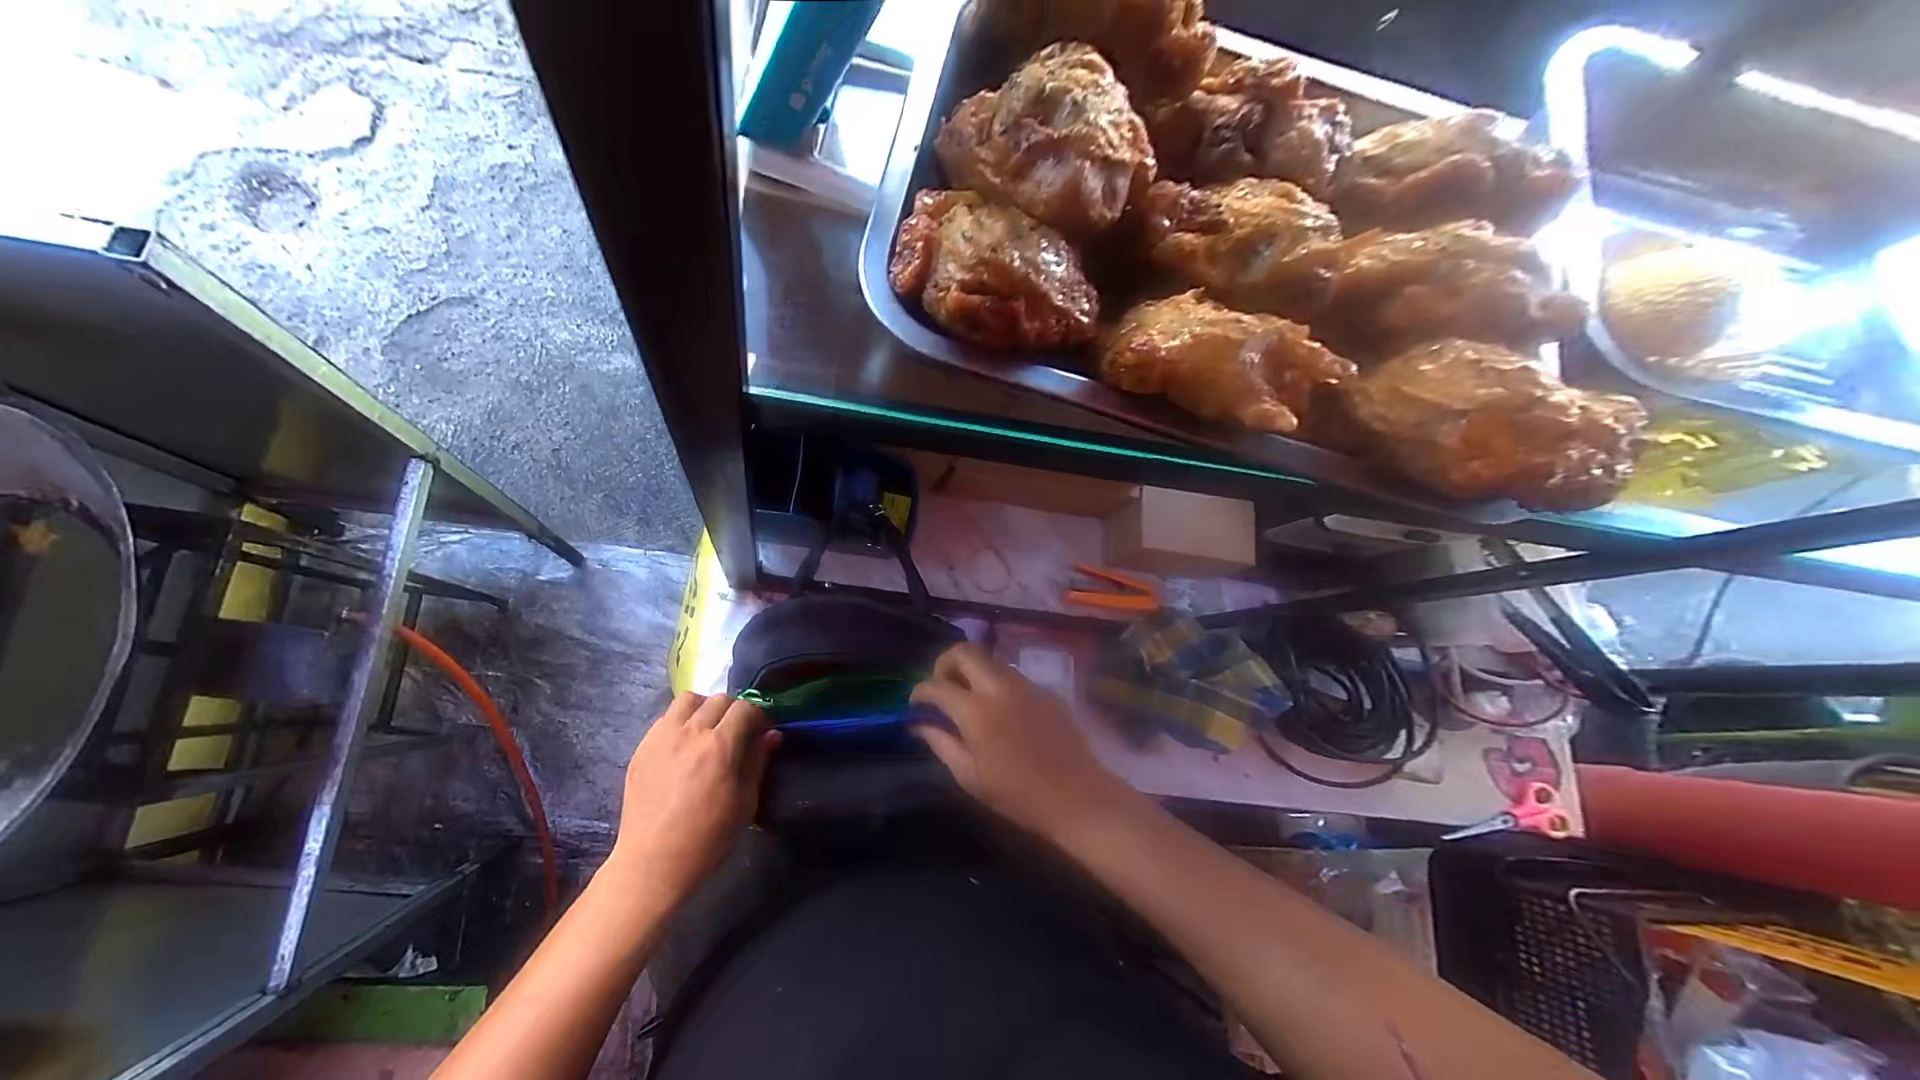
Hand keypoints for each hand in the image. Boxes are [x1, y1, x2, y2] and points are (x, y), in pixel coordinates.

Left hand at [605, 693, 778, 903]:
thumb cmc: (708, 838)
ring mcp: (662, 738)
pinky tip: (684, 745)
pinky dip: (680, 721)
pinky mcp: (642, 748)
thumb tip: (772, 735)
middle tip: (739, 733)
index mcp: (720, 746)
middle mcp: (690, 733)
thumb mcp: (744, 802)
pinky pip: (665, 718)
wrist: (653, 862)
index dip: (759, 717)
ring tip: (708, 730)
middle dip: (735, 711)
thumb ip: (757, 762)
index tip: (762, 733)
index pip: (745, 708)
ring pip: (688, 700)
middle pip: (719, 700)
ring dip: (705, 708)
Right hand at [910, 643, 1136, 842]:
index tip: (916, 706)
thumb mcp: (969, 776)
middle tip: (941, 689)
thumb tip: (919, 723)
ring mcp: (1026, 685)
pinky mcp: (1046, 691)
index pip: (936, 686)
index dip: (919, 693)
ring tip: (968, 699)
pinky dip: (995, 682)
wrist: (1077, 796)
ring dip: (971, 671)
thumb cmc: (1018, 795)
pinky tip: (999, 711)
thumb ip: (941, 743)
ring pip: (990, 659)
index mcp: (977, 711)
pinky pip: (1012, 674)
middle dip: (944, 664)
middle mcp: (1000, 687)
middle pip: (964, 651)